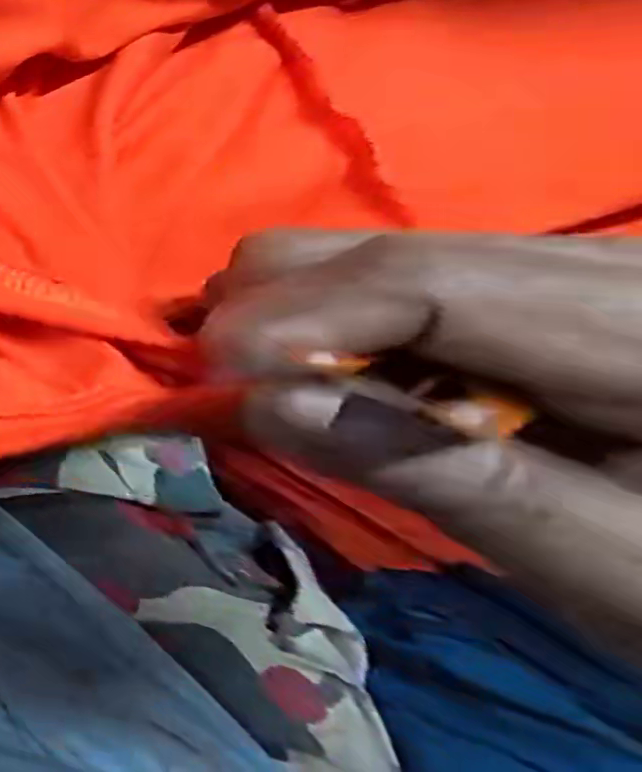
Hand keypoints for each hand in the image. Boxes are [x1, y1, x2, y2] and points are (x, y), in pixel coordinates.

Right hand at [203, 231, 641, 650]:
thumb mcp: (615, 567)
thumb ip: (445, 476)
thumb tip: (262, 405)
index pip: (417, 282)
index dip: (288, 323)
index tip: (217, 390)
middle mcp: (593, 262)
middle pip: (353, 252)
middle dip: (265, 323)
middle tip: (246, 406)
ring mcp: (539, 259)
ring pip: (333, 251)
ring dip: (278, 324)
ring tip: (294, 400)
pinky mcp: (498, 278)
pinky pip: (353, 273)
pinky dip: (307, 323)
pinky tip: (336, 381)